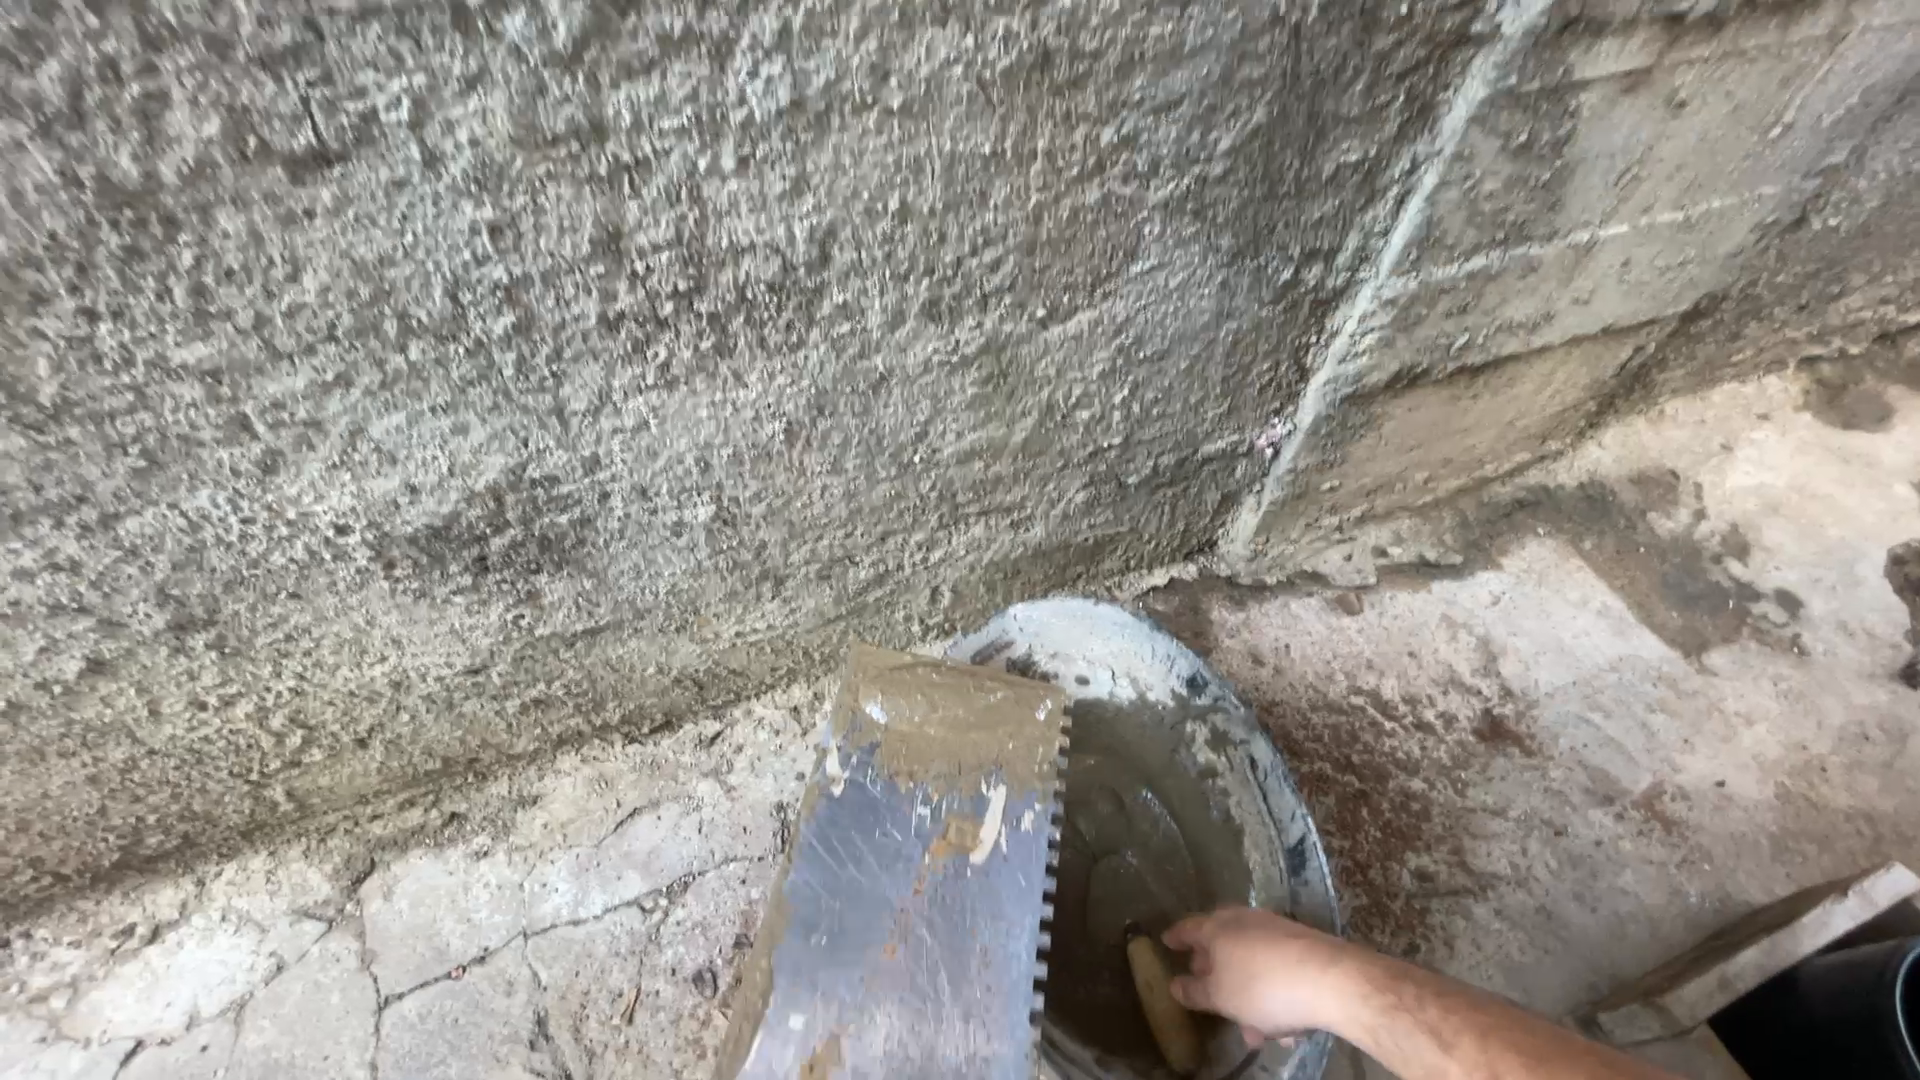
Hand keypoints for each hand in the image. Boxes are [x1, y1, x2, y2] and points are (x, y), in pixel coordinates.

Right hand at [1161, 907, 1364, 1046]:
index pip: (1188, 928)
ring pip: (1251, 962)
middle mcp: (1242, 920)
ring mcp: (1274, 930)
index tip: (1166, 941)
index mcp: (1216, 927)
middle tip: (1208, 990)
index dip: (1176, 937)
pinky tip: (1283, 1025)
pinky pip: (1276, 969)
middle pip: (1221, 944)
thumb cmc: (1262, 986)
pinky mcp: (1301, 945)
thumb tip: (1175, 984)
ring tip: (1254, 1029)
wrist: (1329, 979)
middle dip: (1215, 972)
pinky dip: (1272, 992)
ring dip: (1247, 992)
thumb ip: (1195, 992)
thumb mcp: (1221, 997)